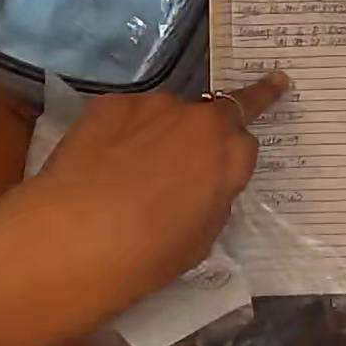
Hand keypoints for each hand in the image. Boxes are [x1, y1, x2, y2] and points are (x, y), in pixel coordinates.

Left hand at [0, 72, 289, 345]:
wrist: (71, 241)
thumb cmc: (148, 256)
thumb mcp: (203, 236)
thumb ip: (215, 194)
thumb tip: (205, 179)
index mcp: (229, 153)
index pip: (251, 130)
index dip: (245, 137)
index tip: (274, 89)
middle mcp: (196, 118)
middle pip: (217, 111)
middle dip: (216, 124)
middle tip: (195, 153)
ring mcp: (150, 105)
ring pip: (168, 114)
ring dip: (162, 133)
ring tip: (132, 171)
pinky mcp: (107, 104)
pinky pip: (128, 115)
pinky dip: (124, 132)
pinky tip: (102, 163)